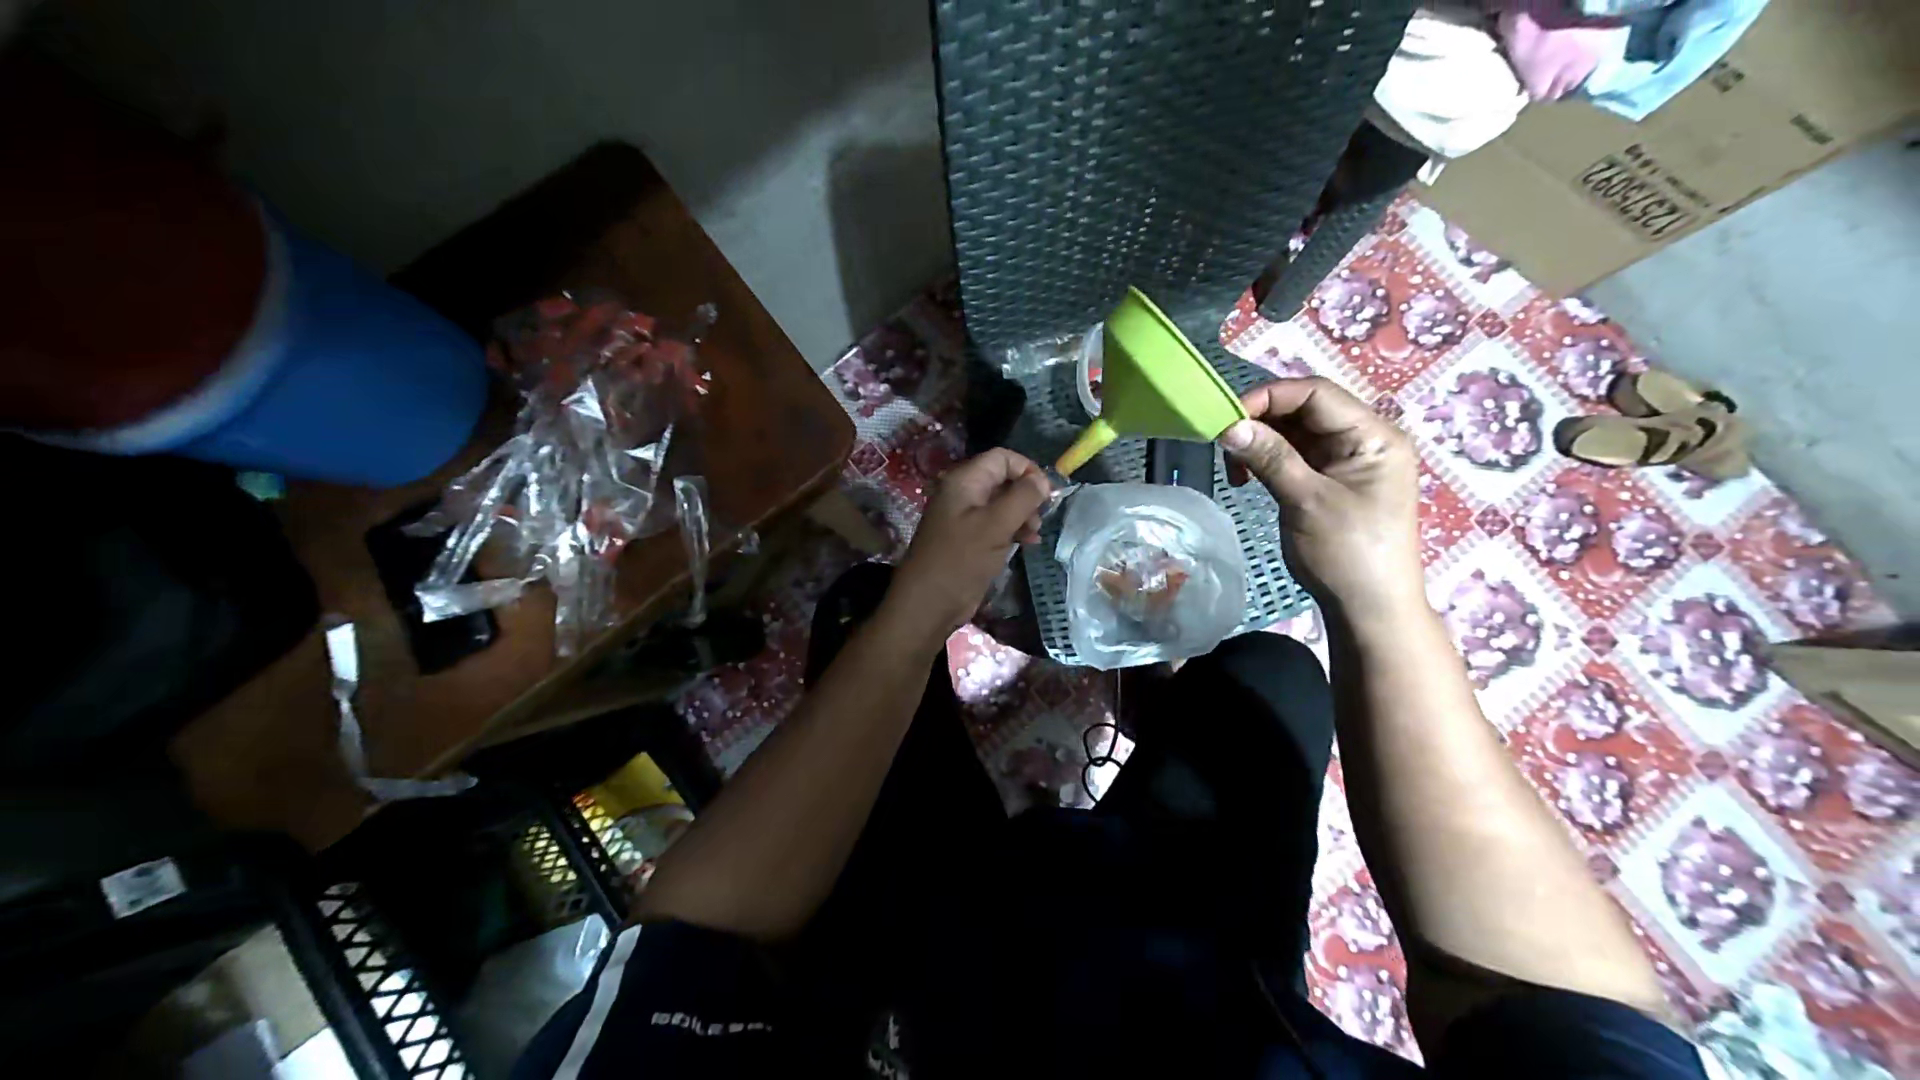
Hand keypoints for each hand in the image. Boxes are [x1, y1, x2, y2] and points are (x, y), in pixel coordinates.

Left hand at [887, 448, 1052, 640]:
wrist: (930, 603)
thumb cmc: (961, 559)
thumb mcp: (996, 525)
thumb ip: (1022, 497)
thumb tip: (1042, 480)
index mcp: (964, 481)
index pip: (1002, 458)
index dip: (1027, 469)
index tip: (1047, 493)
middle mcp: (964, 494)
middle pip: (1004, 479)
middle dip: (1027, 494)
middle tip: (1040, 518)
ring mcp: (966, 517)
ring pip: (1003, 504)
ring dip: (1024, 514)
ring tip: (1034, 534)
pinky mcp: (970, 539)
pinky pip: (997, 524)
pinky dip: (1014, 529)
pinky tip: (1028, 543)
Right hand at [1219, 377, 1423, 620]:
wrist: (1370, 608)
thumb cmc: (1347, 554)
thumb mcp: (1305, 500)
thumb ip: (1270, 457)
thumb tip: (1228, 425)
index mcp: (1373, 435)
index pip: (1316, 393)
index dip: (1269, 397)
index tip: (1227, 420)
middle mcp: (1363, 438)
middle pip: (1304, 409)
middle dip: (1261, 421)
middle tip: (1225, 446)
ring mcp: (1347, 459)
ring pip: (1295, 431)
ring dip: (1261, 442)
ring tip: (1235, 468)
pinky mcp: (1331, 479)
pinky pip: (1295, 454)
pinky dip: (1268, 459)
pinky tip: (1249, 476)